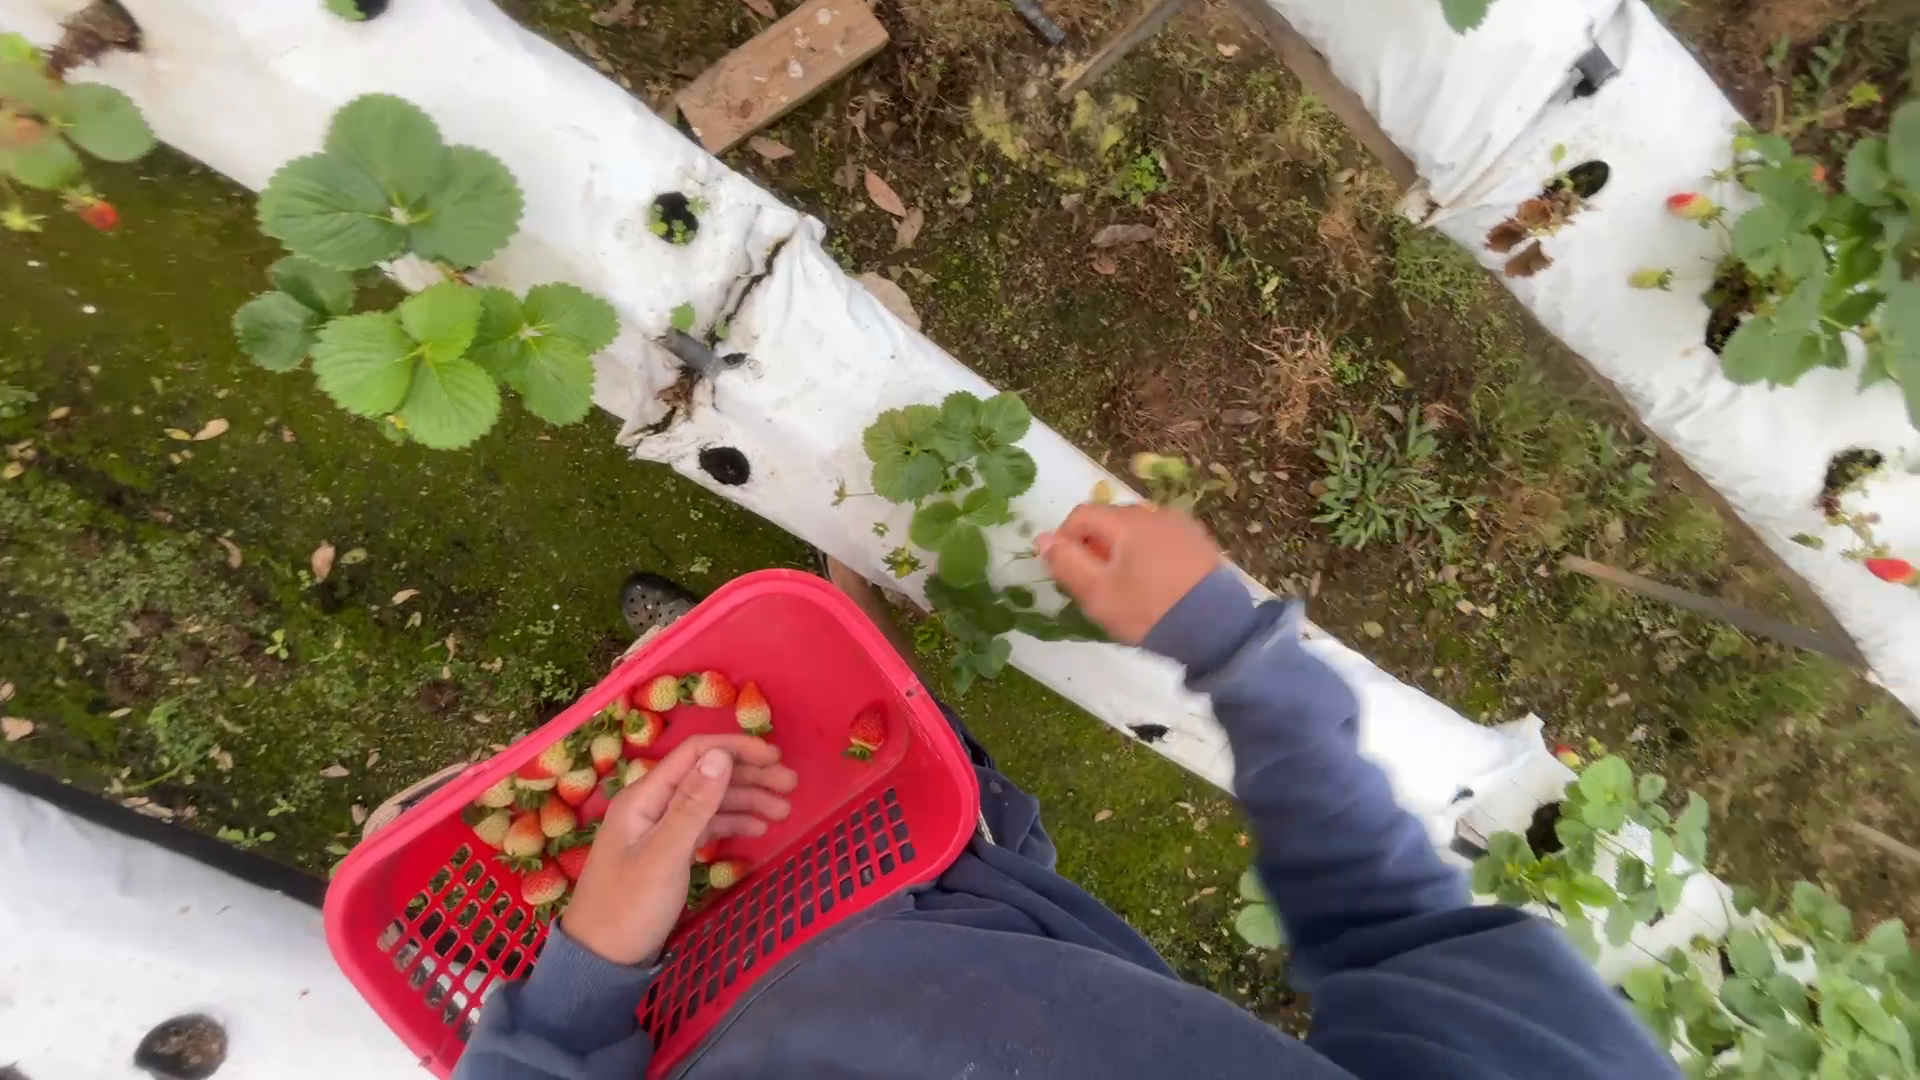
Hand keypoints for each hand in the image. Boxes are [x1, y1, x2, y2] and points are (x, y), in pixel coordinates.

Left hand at [561, 735, 796, 965]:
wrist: (599, 966)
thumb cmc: (629, 909)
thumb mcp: (665, 856)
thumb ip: (694, 804)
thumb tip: (721, 754)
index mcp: (645, 796)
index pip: (696, 753)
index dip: (737, 749)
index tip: (775, 757)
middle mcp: (653, 803)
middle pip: (708, 774)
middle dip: (751, 775)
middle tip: (791, 785)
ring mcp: (660, 826)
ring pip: (712, 800)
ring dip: (748, 800)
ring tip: (783, 811)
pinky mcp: (668, 849)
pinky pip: (707, 824)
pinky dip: (734, 822)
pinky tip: (758, 829)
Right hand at [1037, 503, 1221, 644]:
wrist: (1215, 628)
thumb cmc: (1148, 611)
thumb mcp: (1097, 593)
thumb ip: (1066, 563)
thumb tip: (1042, 538)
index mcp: (1127, 521)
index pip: (1081, 515)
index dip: (1064, 539)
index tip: (1065, 570)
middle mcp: (1154, 513)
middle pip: (1109, 520)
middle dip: (1093, 545)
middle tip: (1093, 582)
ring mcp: (1181, 525)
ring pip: (1135, 530)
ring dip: (1120, 550)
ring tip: (1123, 585)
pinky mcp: (1199, 542)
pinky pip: (1160, 539)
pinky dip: (1147, 553)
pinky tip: (1152, 583)